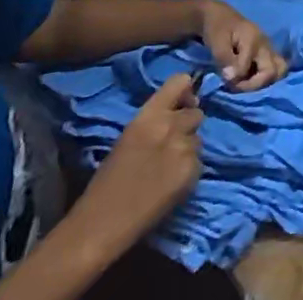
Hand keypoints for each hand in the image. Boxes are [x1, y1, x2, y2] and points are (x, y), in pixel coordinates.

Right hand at [81, 74, 202, 244]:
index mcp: (149, 115)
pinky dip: (190, 169)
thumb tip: (177, 112)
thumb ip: (155, 120)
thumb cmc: (107, 179)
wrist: (103, 222)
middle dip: (188, 124)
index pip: (180, 81)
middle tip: (174, 139)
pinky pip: (199, 162)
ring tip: (171, 164)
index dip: (185, 90)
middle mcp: (170, 126)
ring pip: (199, 139)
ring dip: (189, 147)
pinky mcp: (192, 173)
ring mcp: (184, 149)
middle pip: (197, 113)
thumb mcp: (129, 135)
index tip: (183, 100)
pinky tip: (173, 182)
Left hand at [198, 0, 288, 91]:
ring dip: (263, 82)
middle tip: (239, 85)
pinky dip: (264, 78)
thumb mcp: (216, 42)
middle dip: (256, 85)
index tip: (225, 81)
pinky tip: (249, 78)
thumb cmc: (217, 28)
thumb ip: (225, 60)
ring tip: (246, 83)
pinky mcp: (267, 52)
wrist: (220, 16)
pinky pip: (275, 69)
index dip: (238, 80)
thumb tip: (232, 79)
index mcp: (254, 39)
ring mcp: (269, 48)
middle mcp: (266, 44)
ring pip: (279, 70)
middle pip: (274, 71)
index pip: (249, 68)